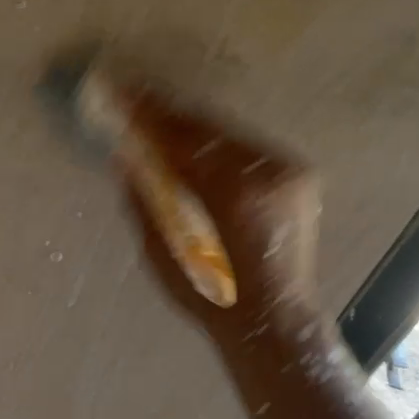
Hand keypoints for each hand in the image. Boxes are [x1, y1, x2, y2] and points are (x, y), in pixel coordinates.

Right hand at [122, 88, 323, 347]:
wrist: (276, 320)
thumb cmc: (215, 300)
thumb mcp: (166, 258)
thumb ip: (147, 207)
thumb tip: (126, 161)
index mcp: (235, 194)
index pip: (184, 142)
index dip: (149, 118)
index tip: (121, 97)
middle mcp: (269, 172)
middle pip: (210, 130)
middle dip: (170, 117)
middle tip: (135, 100)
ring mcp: (289, 171)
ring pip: (231, 136)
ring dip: (193, 129)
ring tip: (159, 119)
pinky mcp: (297, 176)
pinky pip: (248, 150)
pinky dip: (217, 145)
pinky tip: (194, 145)